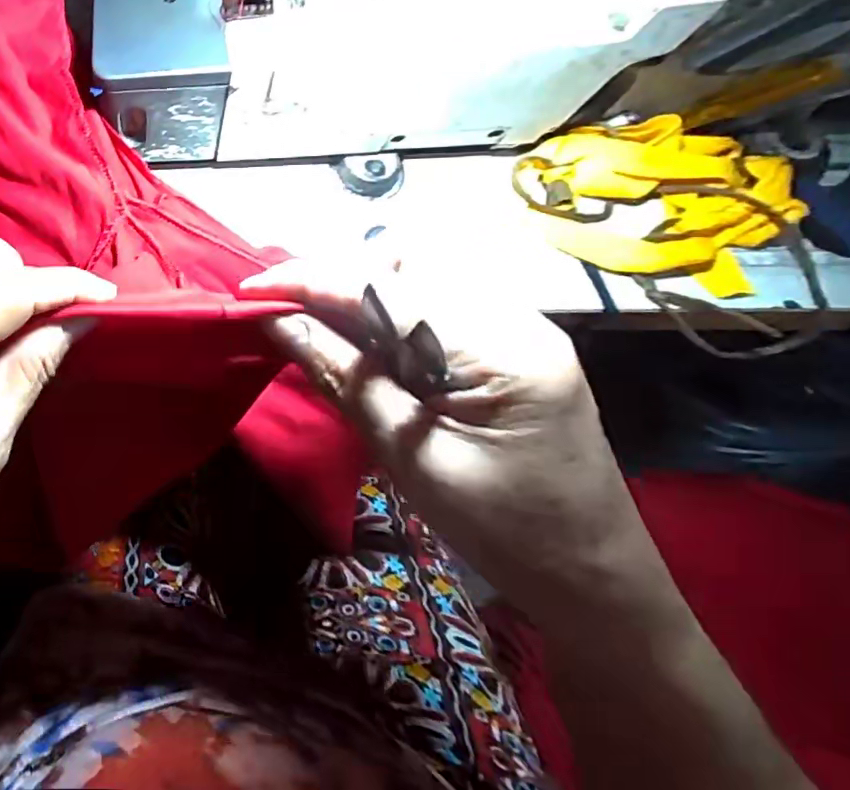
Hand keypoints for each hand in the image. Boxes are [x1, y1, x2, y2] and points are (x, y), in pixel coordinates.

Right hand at [239, 257, 639, 586]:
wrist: (595, 577)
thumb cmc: (505, 535)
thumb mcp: (411, 458)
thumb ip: (346, 378)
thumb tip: (280, 322)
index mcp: (504, 350)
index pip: (389, 291)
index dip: (314, 281)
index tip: (254, 288)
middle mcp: (519, 317)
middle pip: (406, 272)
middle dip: (334, 283)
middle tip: (279, 309)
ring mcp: (524, 324)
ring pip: (421, 283)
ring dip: (359, 297)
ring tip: (313, 322)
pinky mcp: (518, 340)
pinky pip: (442, 307)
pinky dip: (392, 316)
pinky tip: (366, 341)